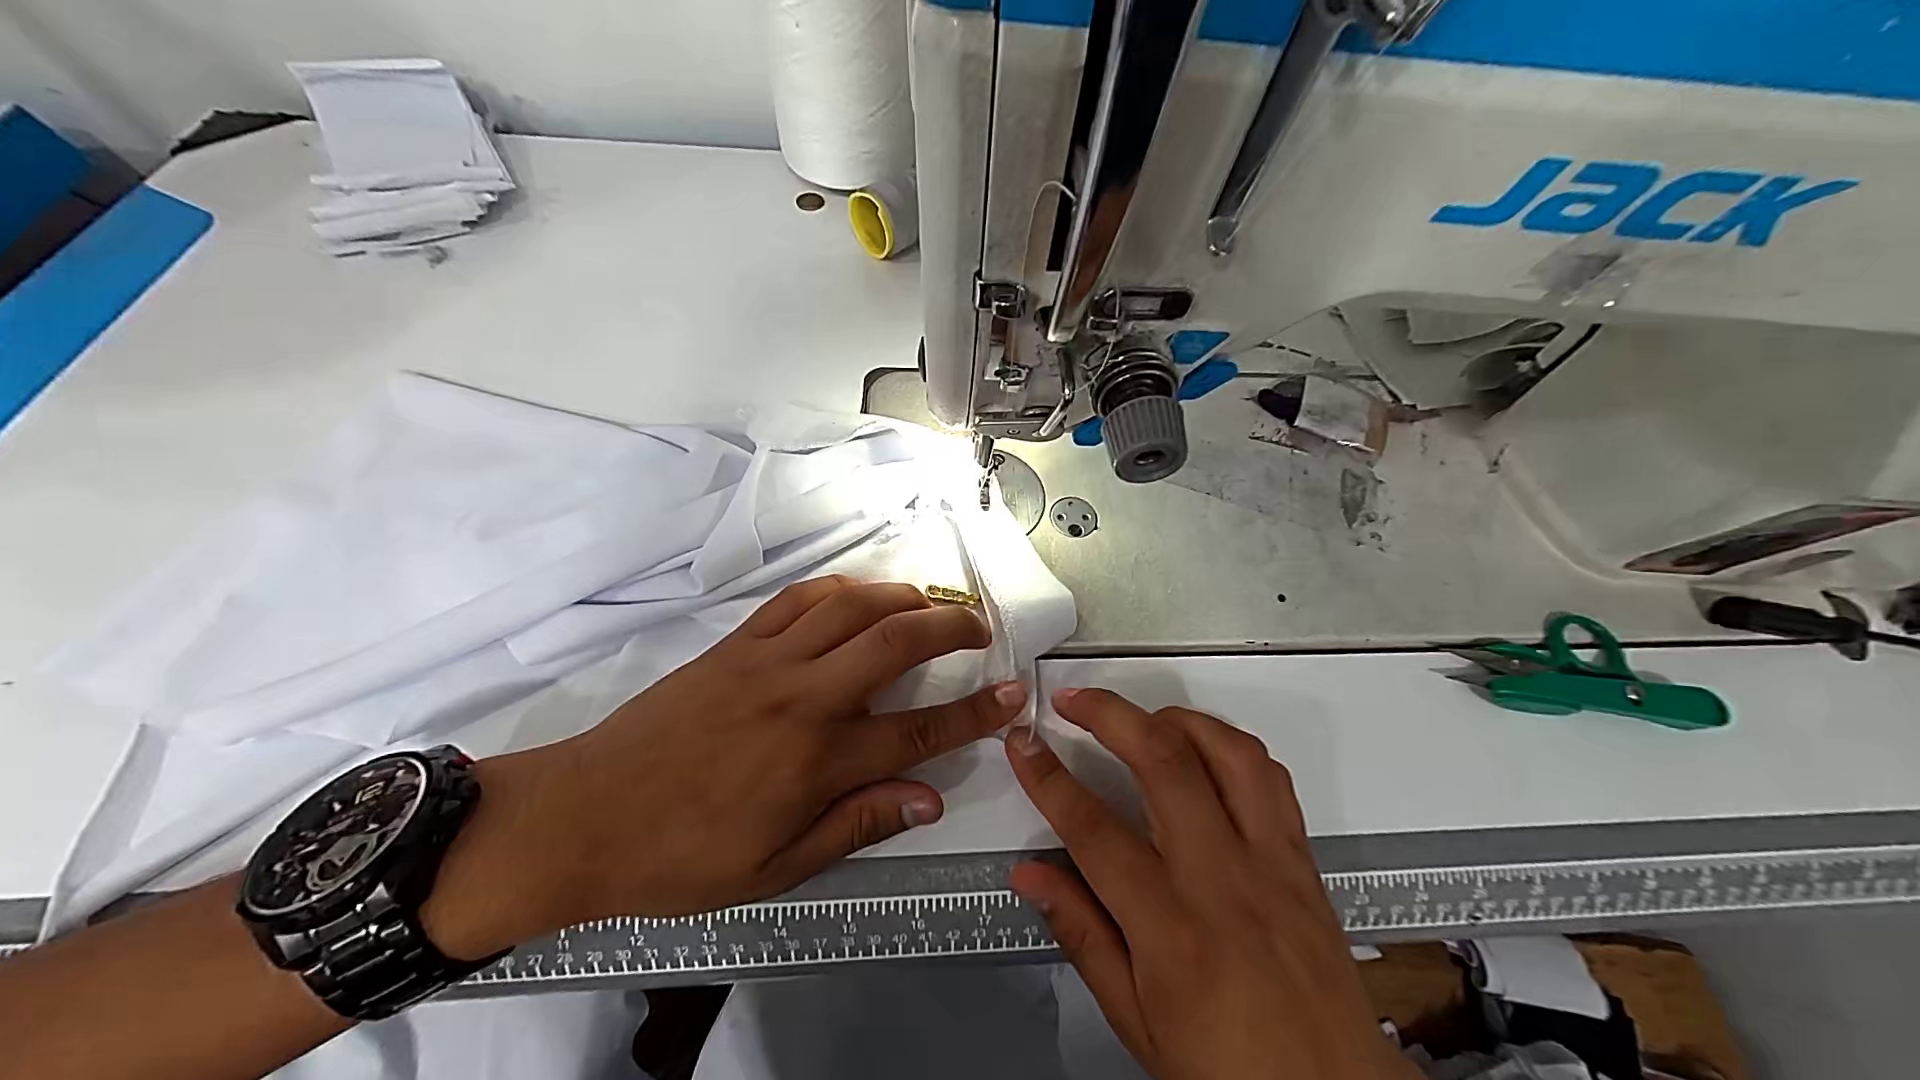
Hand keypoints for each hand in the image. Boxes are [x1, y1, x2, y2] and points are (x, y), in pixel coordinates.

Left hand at [422, 576, 1027, 956]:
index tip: (1013, 692)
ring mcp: (766, 661)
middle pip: (895, 643)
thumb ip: (857, 823)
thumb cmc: (681, 857)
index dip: (975, 712)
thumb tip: (928, 798)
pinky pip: (797, 600)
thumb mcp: (775, 868)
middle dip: (949, 628)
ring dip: (901, 597)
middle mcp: (802, 698)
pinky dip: (839, 589)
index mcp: (817, 761)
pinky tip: (859, 594)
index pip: (918, 730)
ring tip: (931, 603)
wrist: (583, 817)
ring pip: (850, 607)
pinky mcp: (734, 644)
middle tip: (980, 628)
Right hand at [1005, 689, 1414, 1079]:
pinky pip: (1271, 777)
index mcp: (1171, 928)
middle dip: (1109, 715)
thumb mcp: (1135, 1017)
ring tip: (1139, 715)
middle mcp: (1223, 880)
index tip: (1023, 743)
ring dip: (1175, 718)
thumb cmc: (1228, 1070)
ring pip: (1226, 754)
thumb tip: (1030, 874)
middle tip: (1074, 700)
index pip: (1093, 830)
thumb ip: (1081, 933)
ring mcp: (1271, 862)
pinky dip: (1229, 745)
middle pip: (1164, 763)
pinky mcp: (1303, 859)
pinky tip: (1203, 748)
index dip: (1048, 777)